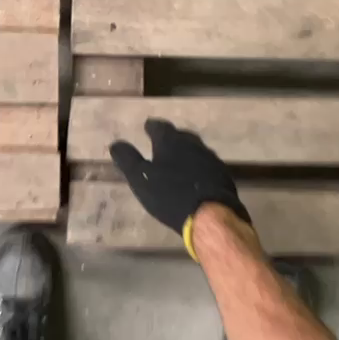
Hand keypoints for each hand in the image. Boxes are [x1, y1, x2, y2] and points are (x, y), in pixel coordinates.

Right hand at [108, 119, 249, 249]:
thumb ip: (128, 160)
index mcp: (170, 142)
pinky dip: (199, 165)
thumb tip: (116, 144)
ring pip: (196, 149)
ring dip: (186, 151)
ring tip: (179, 158)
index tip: (147, 126)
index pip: (160, 127)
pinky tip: (196, 175)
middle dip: (171, 137)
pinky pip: (207, 164)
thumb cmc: (169, 194)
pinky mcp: (223, 174)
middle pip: (180, 135)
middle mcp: (192, 144)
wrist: (210, 213)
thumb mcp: (140, 178)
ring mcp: (210, 159)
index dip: (152, 126)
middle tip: (164, 141)